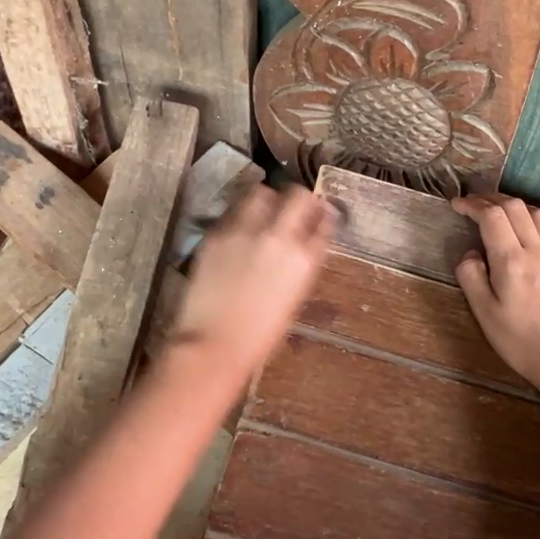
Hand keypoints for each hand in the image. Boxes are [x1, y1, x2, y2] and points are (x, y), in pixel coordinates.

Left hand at [169, 184, 335, 374]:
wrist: (214, 345)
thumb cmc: (260, 337)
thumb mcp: (293, 301)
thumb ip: (299, 268)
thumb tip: (300, 250)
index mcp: (305, 260)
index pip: (324, 221)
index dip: (324, 215)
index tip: (322, 215)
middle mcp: (279, 237)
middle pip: (298, 196)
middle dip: (300, 199)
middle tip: (295, 208)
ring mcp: (245, 232)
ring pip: (262, 193)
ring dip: (268, 200)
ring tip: (264, 213)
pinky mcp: (217, 234)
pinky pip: (234, 212)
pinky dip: (241, 216)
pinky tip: (239, 231)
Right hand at [451, 194, 539, 396]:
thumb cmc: (521, 342)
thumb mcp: (484, 313)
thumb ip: (471, 278)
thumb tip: (470, 254)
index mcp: (511, 261)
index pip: (491, 216)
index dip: (471, 205)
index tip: (456, 205)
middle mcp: (537, 250)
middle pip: (515, 207)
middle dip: (491, 200)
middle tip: (473, 205)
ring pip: (538, 213)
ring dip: (516, 206)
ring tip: (500, 213)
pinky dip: (539, 220)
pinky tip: (532, 228)